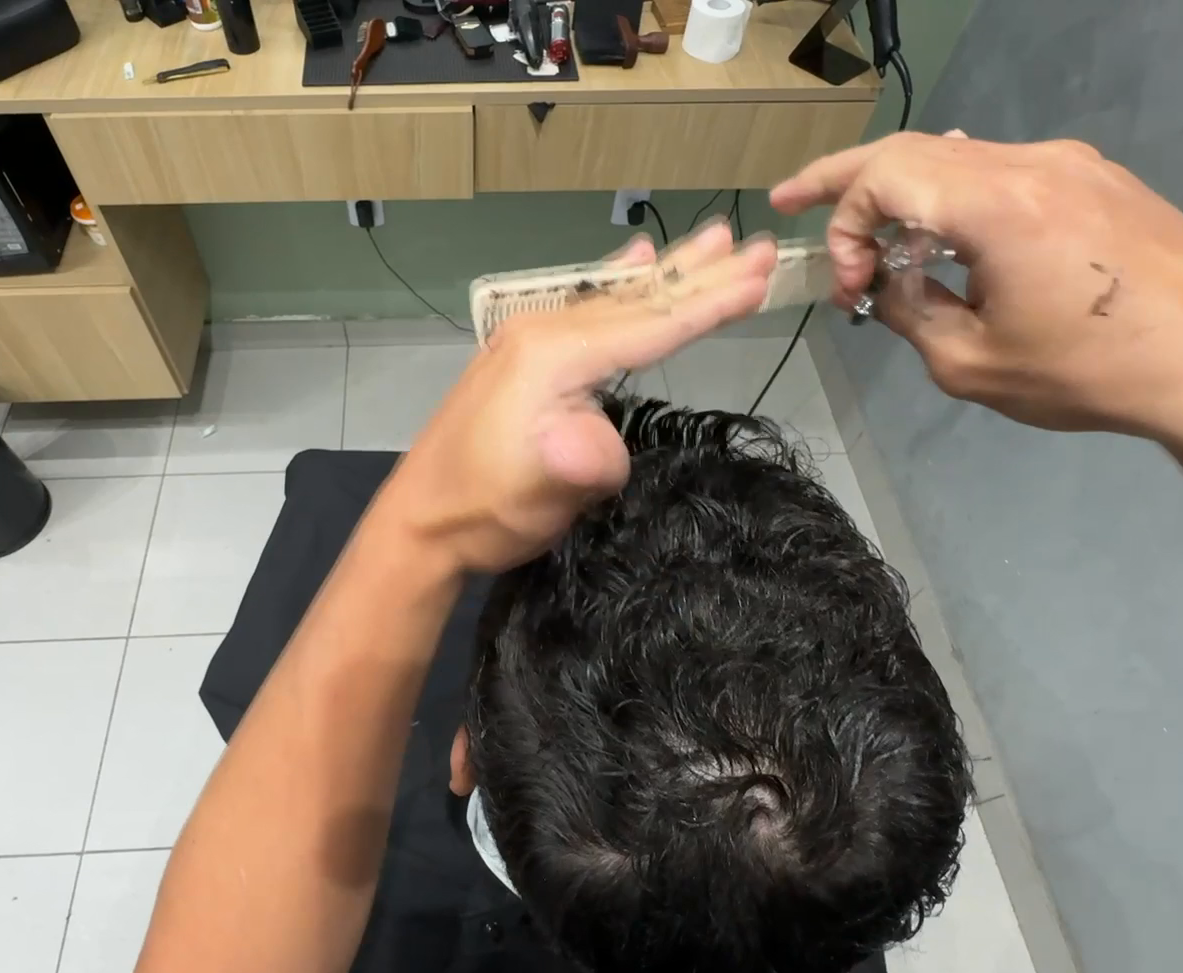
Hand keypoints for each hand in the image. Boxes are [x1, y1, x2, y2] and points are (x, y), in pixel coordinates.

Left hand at [375, 223, 777, 572]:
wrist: (419, 521)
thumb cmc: (481, 511)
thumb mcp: (538, 500)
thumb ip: (579, 467)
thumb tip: (606, 442)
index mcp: (551, 357)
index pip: (648, 325)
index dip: (710, 304)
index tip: (763, 277)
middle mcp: (539, 333)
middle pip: (635, 299)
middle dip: (700, 274)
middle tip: (760, 245)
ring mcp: (524, 341)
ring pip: (611, 299)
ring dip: (665, 273)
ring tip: (713, 241)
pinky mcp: (519, 359)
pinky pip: (582, 310)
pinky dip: (618, 286)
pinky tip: (632, 262)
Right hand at [770, 132, 1182, 518]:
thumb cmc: (1090, 372)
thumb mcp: (968, 362)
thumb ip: (911, 311)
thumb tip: (891, 284)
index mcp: (998, 206)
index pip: (884, 177)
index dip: (843, 226)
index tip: (849, 288)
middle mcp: (1033, 165)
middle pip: (911, 149)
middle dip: (841, 179)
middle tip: (791, 201)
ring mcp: (1071, 166)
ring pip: (954, 158)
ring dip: (898, 195)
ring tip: (864, 237)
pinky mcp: (1095, 182)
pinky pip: (998, 172)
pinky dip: (947, 199)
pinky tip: (934, 233)